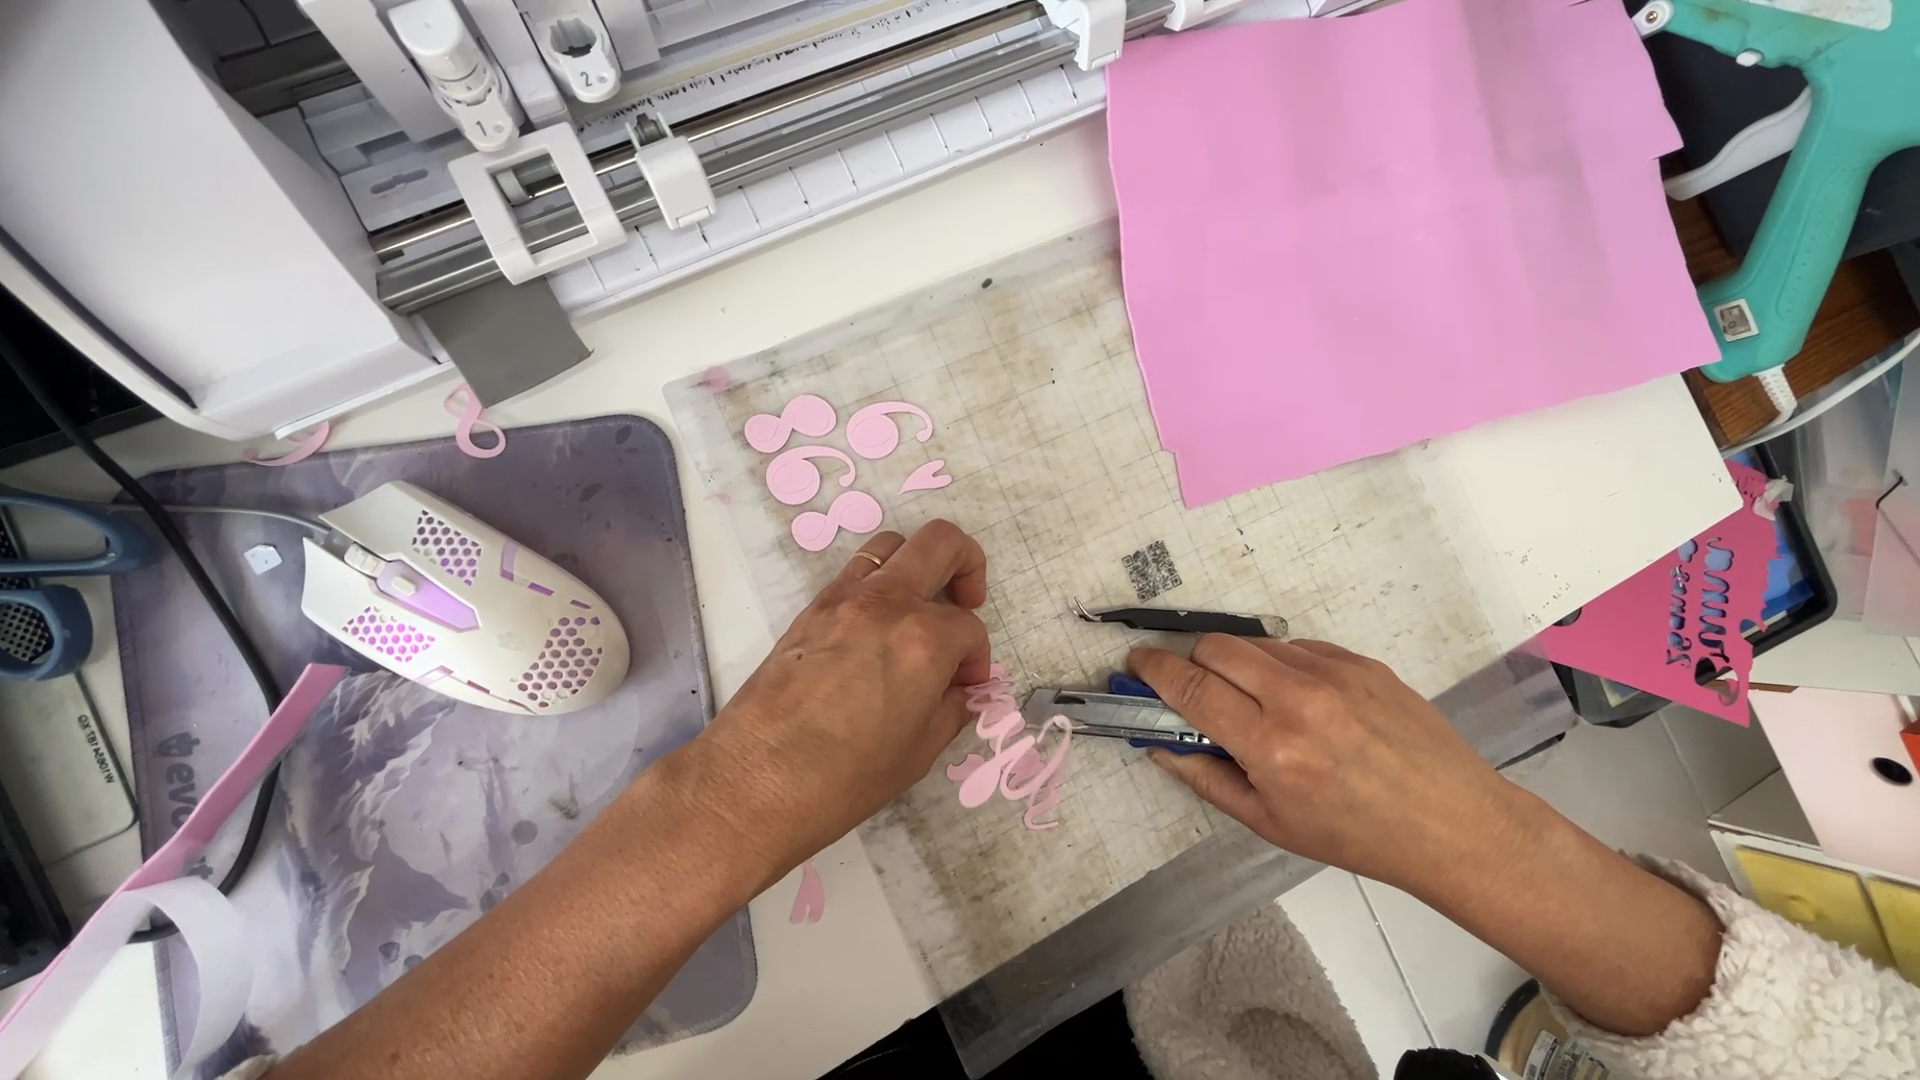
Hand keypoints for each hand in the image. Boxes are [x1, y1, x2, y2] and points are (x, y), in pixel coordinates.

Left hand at [682, 520, 990, 884]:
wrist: (756, 779)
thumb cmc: (846, 777)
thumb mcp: (919, 751)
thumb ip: (951, 708)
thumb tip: (960, 690)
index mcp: (925, 639)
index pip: (970, 628)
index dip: (977, 657)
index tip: (966, 685)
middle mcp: (888, 602)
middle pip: (942, 543)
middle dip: (968, 565)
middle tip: (967, 602)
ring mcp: (845, 598)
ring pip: (893, 545)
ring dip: (918, 564)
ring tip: (920, 606)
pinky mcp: (812, 607)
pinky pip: (857, 572)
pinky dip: (879, 583)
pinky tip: (879, 627)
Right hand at [1129, 636, 1520, 890]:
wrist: (1453, 823)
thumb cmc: (1355, 835)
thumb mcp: (1269, 823)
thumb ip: (1205, 778)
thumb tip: (1160, 745)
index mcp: (1271, 746)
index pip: (1191, 687)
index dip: (1154, 670)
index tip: (1136, 665)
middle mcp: (1298, 699)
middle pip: (1215, 647)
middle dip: (1191, 660)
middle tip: (1195, 686)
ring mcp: (1334, 673)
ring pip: (1255, 642)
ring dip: (1237, 663)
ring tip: (1254, 700)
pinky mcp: (1361, 661)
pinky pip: (1297, 647)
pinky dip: (1280, 665)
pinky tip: (1299, 699)